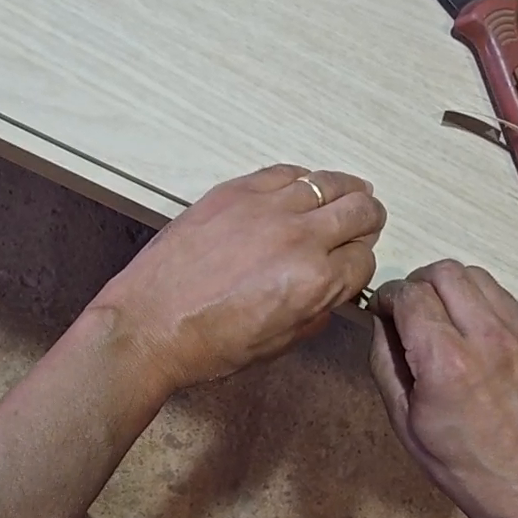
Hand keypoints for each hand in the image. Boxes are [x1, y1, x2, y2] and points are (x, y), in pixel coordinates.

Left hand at [88, 165, 385, 390]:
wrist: (149, 324)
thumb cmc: (210, 345)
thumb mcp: (279, 344)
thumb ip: (317, 311)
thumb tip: (332, 290)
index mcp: (315, 281)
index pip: (365, 260)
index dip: (360, 267)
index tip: (349, 269)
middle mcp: (299, 237)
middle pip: (361, 211)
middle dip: (368, 222)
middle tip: (361, 227)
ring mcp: (266, 207)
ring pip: (329, 182)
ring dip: (344, 192)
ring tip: (344, 198)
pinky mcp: (235, 191)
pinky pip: (286, 172)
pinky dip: (302, 180)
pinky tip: (301, 189)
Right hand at [368, 261, 517, 517]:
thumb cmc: (457, 461)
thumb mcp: (402, 418)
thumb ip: (385, 359)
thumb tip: (380, 319)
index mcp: (445, 361)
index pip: (408, 294)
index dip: (386, 296)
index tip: (381, 311)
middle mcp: (484, 336)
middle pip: (442, 271)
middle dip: (416, 283)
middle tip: (408, 311)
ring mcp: (517, 333)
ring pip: (474, 274)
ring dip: (447, 286)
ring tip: (439, 316)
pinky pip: (500, 294)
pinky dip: (476, 299)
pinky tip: (468, 328)